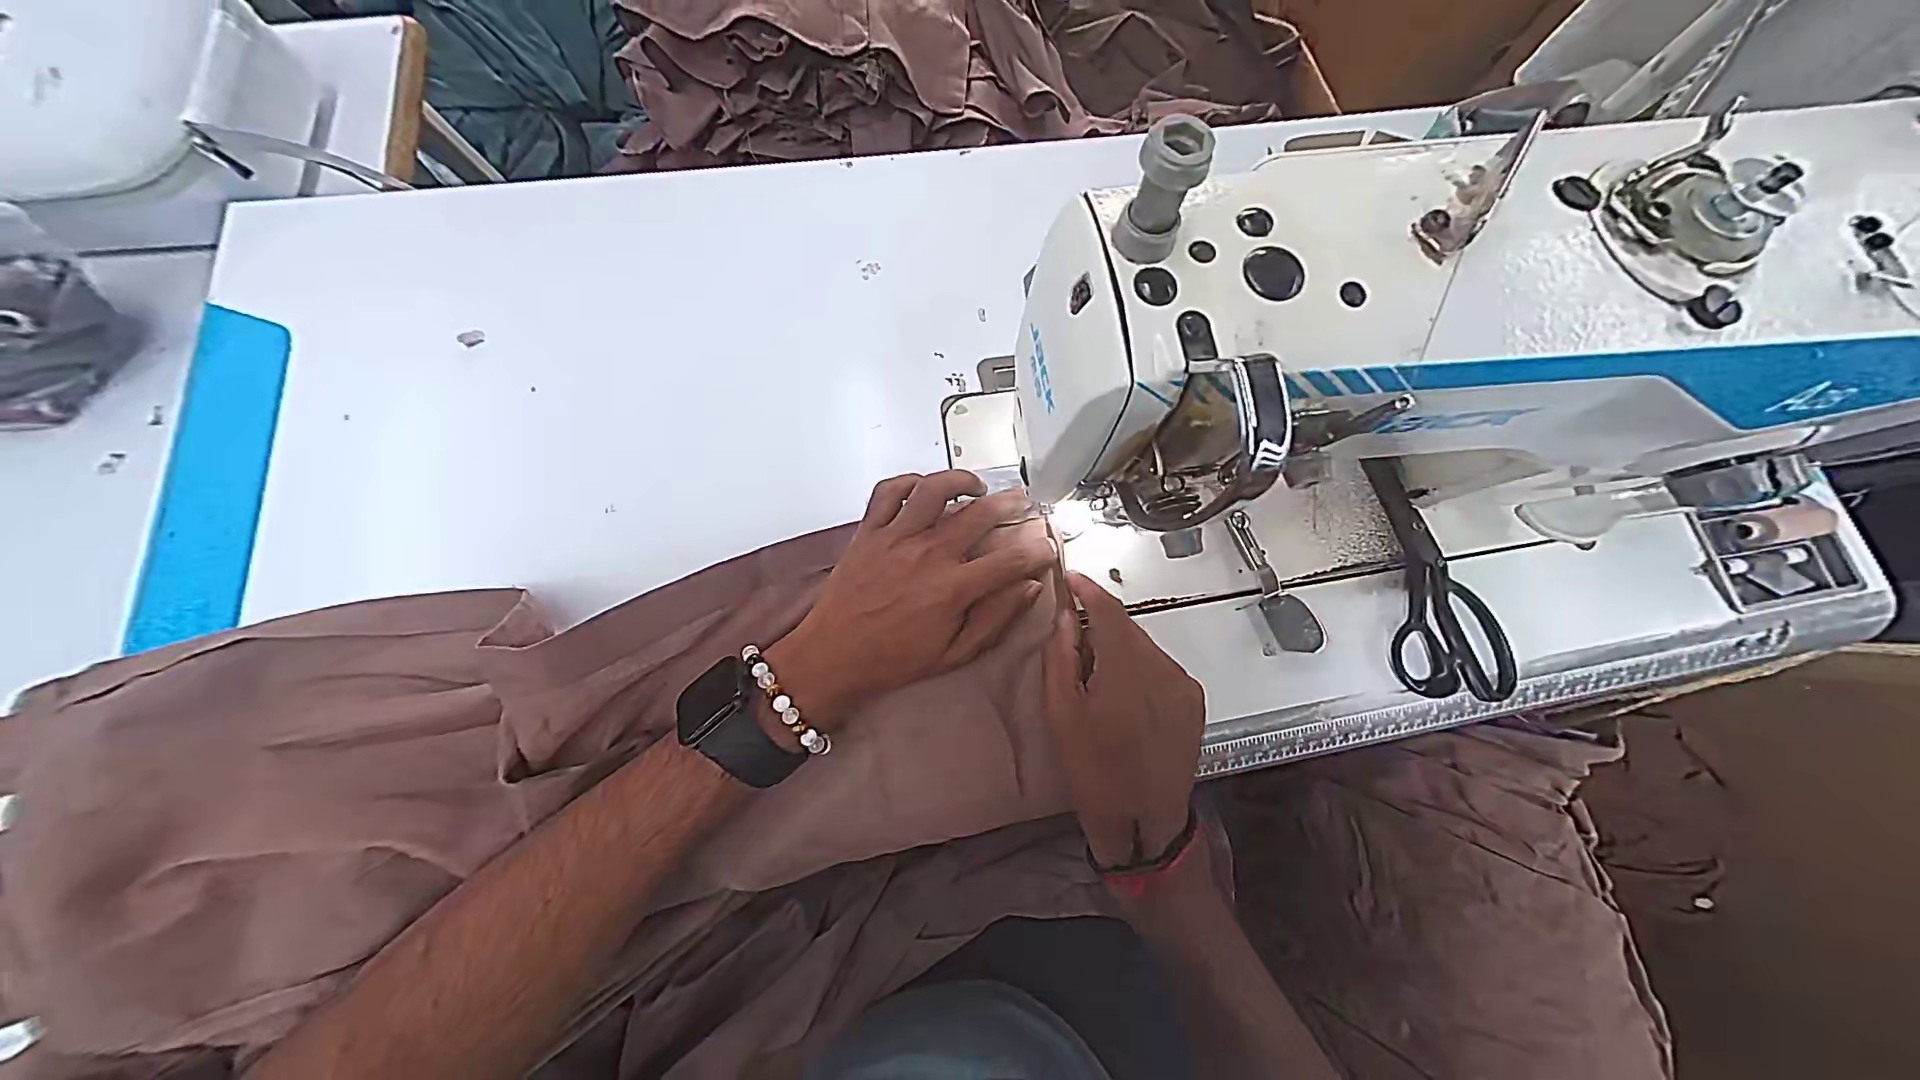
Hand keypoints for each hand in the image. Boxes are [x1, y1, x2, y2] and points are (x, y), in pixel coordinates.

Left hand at [767, 471, 1055, 728]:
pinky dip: (909, 481)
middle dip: (1012, 504)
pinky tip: (924, 488)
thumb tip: (1028, 589)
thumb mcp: (954, 654)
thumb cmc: (893, 660)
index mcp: (952, 589)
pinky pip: (889, 491)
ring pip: (935, 489)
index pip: (1011, 559)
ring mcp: (896, 538)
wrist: (833, 655)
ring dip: (962, 480)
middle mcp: (927, 555)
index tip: (1045, 547)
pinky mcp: (869, 531)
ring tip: (977, 487)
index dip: (1038, 549)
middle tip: (1022, 505)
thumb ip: (995, 619)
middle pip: (981, 513)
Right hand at [1043, 572, 1205, 867]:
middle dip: (1101, 622)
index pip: (1109, 612)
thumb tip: (1068, 617)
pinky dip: (1139, 665)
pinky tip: (1124, 690)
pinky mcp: (1194, 698)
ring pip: (1144, 645)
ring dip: (1120, 645)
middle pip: (1128, 626)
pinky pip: (1161, 665)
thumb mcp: (1061, 714)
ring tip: (1098, 674)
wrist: (1142, 821)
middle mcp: (1163, 670)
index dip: (1089, 590)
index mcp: (1126, 673)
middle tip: (1075, 636)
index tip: (1071, 578)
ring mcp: (1183, 684)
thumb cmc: (1093, 771)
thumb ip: (1061, 657)